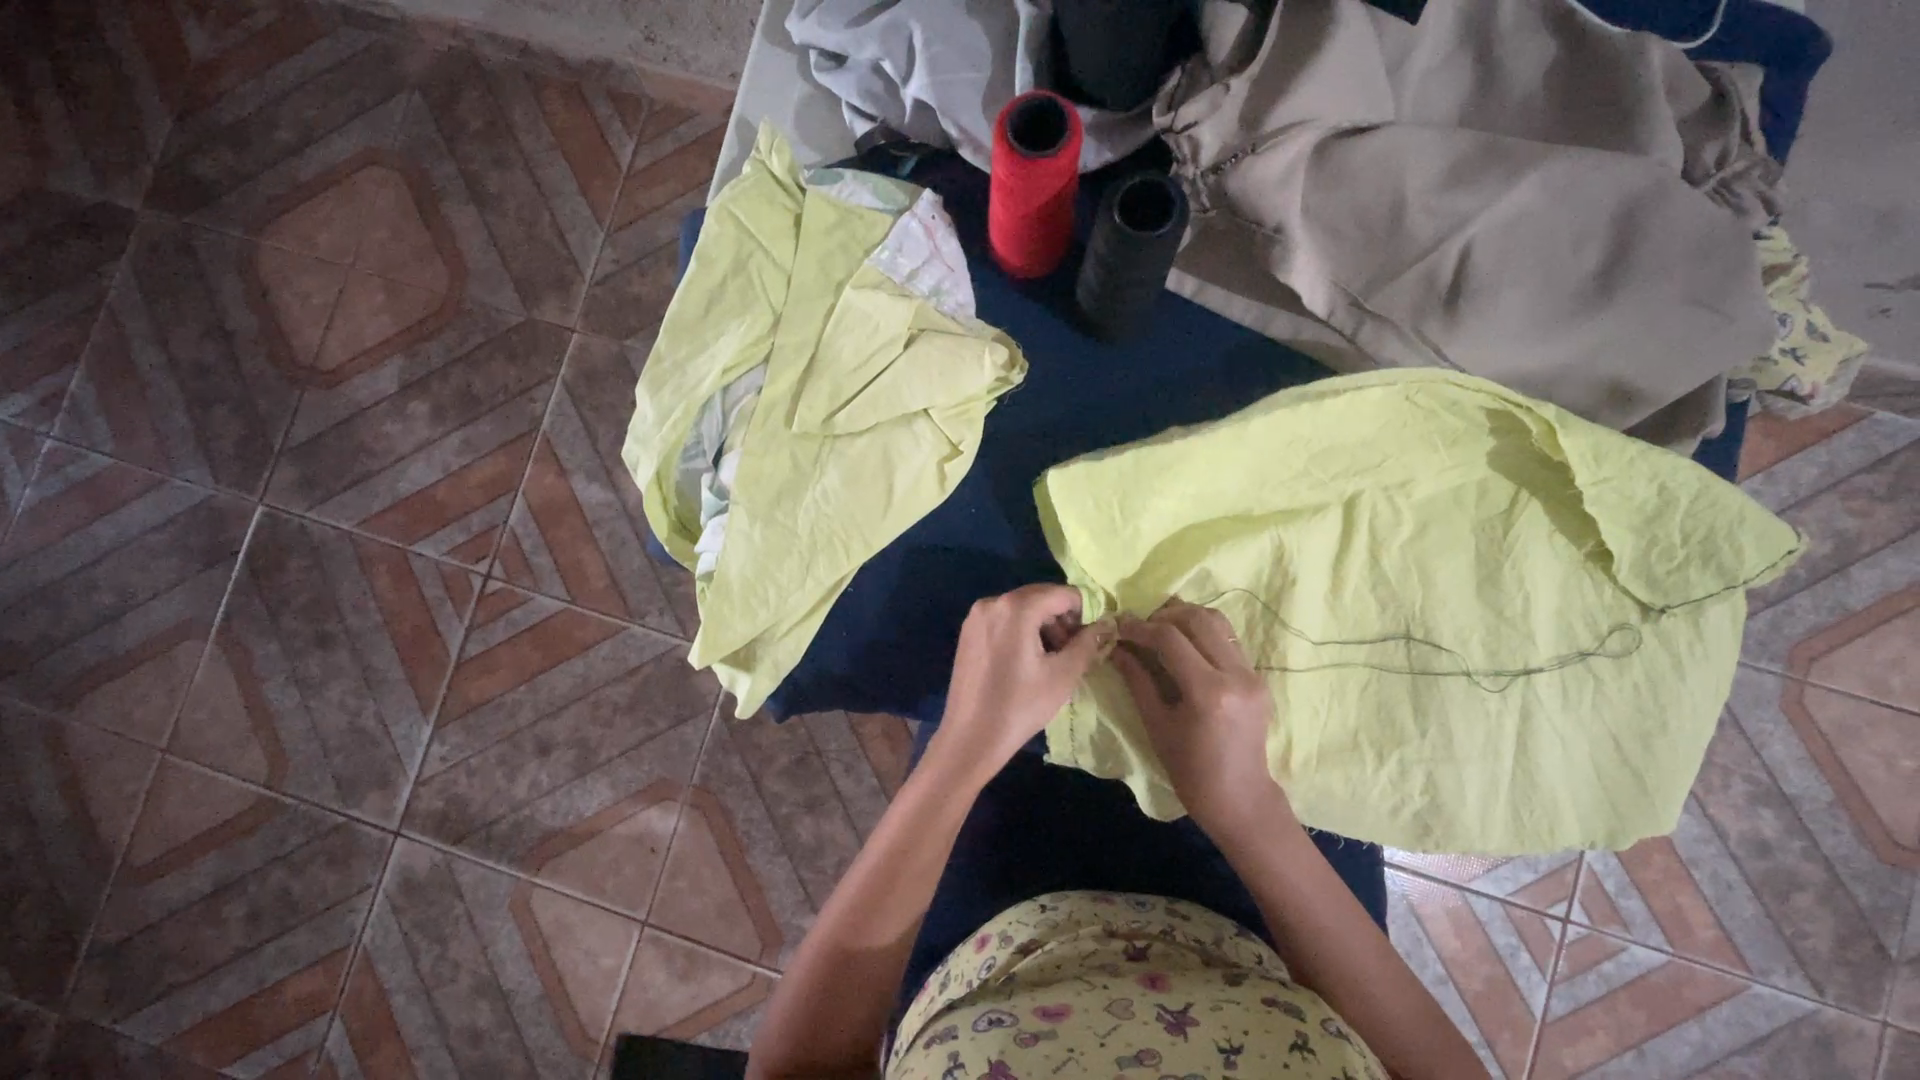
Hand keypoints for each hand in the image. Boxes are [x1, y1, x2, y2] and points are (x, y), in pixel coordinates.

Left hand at [927, 585, 1114, 785]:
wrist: (971, 736)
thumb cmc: (1020, 706)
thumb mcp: (1063, 676)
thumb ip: (1087, 643)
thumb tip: (1106, 624)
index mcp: (1016, 608)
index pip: (1062, 594)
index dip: (1085, 610)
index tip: (1094, 636)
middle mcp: (992, 602)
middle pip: (1040, 598)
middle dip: (1063, 618)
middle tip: (1076, 649)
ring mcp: (976, 617)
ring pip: (1022, 609)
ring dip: (1044, 625)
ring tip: (1054, 658)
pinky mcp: (968, 633)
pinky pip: (1004, 620)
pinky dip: (1023, 631)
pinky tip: (1029, 660)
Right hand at [1111, 598, 1293, 835]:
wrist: (1239, 797)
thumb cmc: (1189, 770)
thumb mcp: (1156, 724)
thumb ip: (1136, 679)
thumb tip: (1115, 646)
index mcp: (1209, 692)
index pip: (1170, 638)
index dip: (1139, 627)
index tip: (1118, 626)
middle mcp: (1236, 675)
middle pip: (1199, 619)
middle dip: (1164, 614)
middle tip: (1141, 625)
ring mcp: (1253, 675)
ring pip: (1219, 623)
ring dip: (1186, 619)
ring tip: (1161, 629)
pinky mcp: (1259, 678)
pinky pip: (1229, 641)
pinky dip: (1203, 635)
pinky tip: (1184, 647)